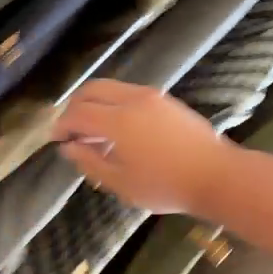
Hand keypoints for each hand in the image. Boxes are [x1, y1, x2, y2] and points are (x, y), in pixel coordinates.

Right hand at [51, 80, 237, 214]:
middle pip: (92, 89)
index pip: (78, 113)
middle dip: (75, 106)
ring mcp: (151, 96)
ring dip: (96, 103)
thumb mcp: (122, 183)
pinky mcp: (165, 99)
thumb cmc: (166, 186)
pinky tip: (119, 130)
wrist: (216, 175)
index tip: (56, 138)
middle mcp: (132, 99)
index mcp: (118, 121)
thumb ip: (90, 162)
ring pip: (111, 88)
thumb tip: (69, 148)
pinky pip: (129, 92)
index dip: (62, 124)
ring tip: (94, 133)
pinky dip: (114, 103)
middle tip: (70, 129)